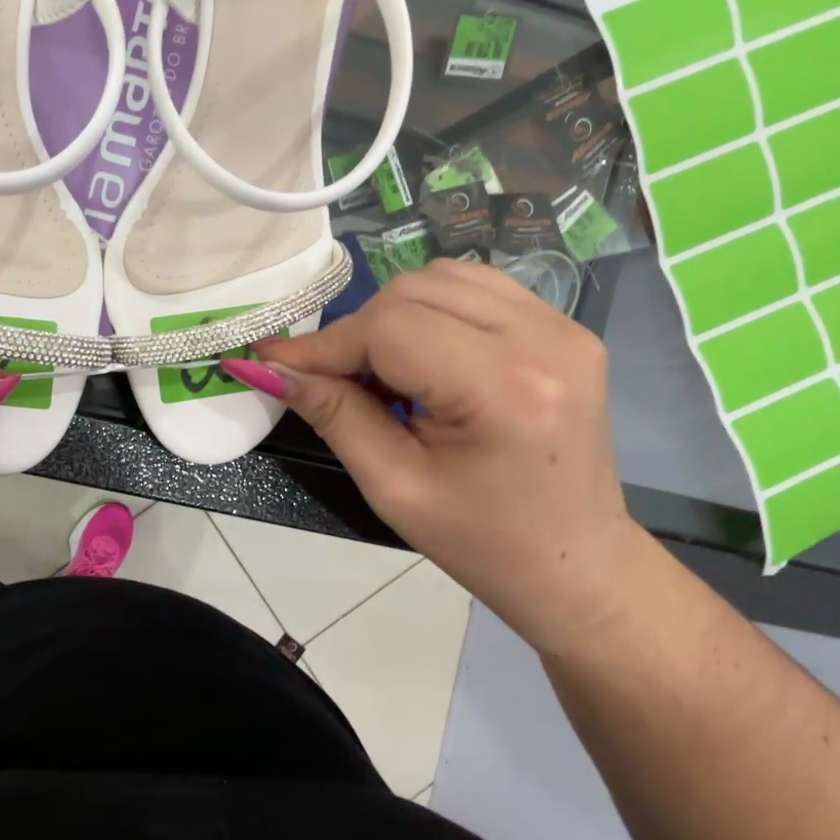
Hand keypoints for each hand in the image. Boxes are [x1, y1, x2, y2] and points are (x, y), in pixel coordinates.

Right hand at [241, 260, 644, 632]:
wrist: (572, 561)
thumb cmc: (479, 541)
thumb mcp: (393, 487)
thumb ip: (333, 415)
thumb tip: (267, 370)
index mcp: (505, 389)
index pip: (391, 328)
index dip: (324, 344)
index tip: (270, 362)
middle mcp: (544, 340)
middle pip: (413, 292)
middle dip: (356, 332)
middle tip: (327, 381)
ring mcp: (563, 326)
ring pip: (443, 279)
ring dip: (391, 317)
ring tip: (378, 374)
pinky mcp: (565, 329)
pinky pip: (476, 290)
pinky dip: (430, 313)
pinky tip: (420, 361)